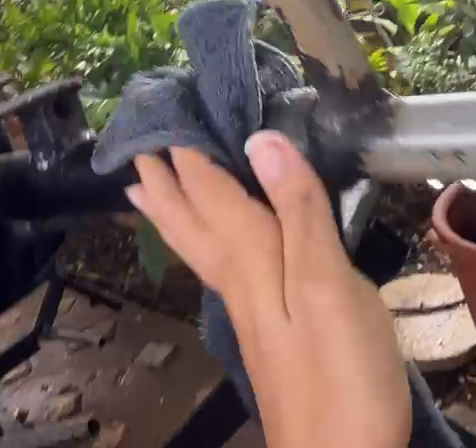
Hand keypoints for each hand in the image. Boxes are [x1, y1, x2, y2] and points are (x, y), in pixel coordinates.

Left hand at [125, 134, 409, 447]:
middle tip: (136, 139)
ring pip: (192, 242)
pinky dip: (194, 236)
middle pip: (186, 215)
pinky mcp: (261, 326)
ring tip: (140, 185)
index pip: (204, 186)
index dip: (185, 145)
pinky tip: (204, 243)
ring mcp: (244, 304)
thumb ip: (297, 211)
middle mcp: (235, 274)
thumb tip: (260, 139)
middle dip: (162, 176)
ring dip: (167, 207)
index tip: (165, 102)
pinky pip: (212, 261)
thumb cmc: (340, 372)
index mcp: (247, 254)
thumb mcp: (327, 283)